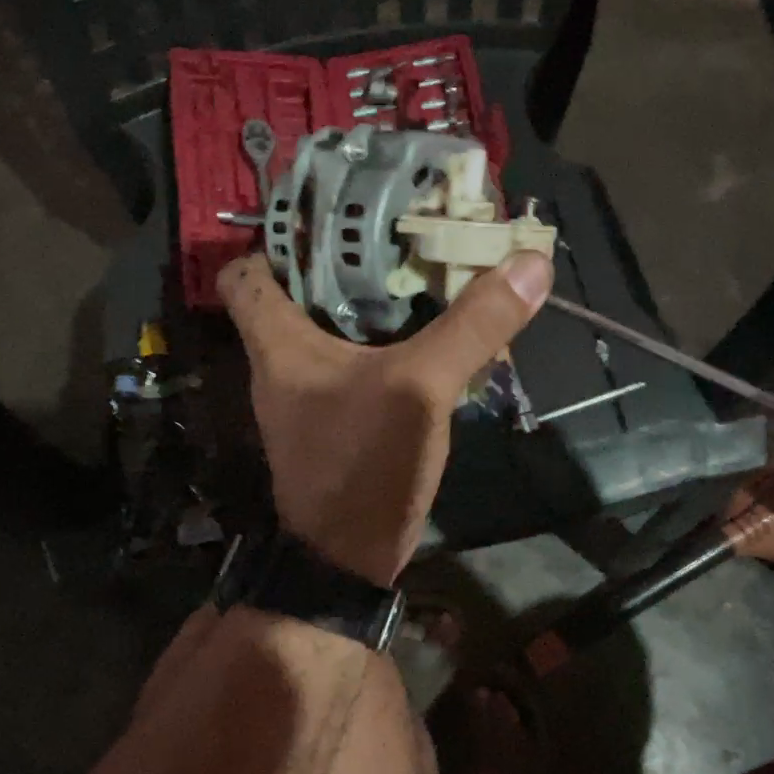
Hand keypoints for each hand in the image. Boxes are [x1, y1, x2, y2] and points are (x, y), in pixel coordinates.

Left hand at [217, 252, 552, 585]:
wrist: (347, 558)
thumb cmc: (362, 466)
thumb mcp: (420, 388)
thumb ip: (472, 326)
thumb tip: (529, 261)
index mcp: (277, 342)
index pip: (245, 273)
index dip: (274, 238)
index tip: (328, 214)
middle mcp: (282, 364)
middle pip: (297, 293)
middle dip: (345, 260)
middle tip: (400, 230)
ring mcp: (308, 397)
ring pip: (332, 330)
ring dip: (372, 303)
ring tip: (424, 270)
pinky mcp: (336, 423)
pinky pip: (357, 365)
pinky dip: (386, 345)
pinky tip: (431, 335)